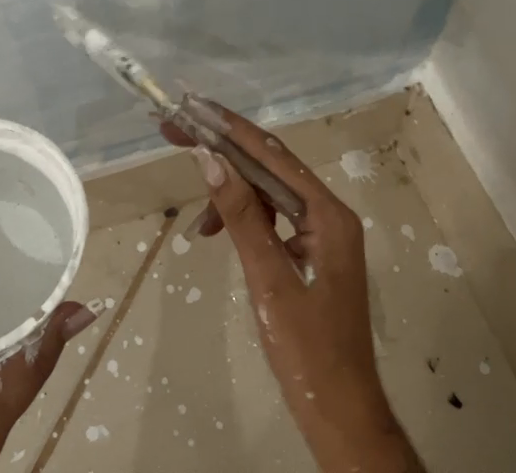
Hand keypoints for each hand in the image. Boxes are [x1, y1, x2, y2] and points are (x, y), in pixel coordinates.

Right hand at [169, 100, 425, 472]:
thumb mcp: (269, 280)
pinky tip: (214, 233)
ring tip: (194, 203)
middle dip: (223, 147)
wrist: (340, 410)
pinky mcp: (312, 252)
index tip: (192, 106)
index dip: (229, 128)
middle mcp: (330, 213)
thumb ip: (242, 217)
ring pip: (269, 192)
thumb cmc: (307, 350)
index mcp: (328, 214)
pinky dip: (242, 218)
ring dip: (230, 189)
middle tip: (175, 128)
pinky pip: (273, 218)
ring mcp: (323, 233)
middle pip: (270, 166)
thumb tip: (210, 159)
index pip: (272, 155)